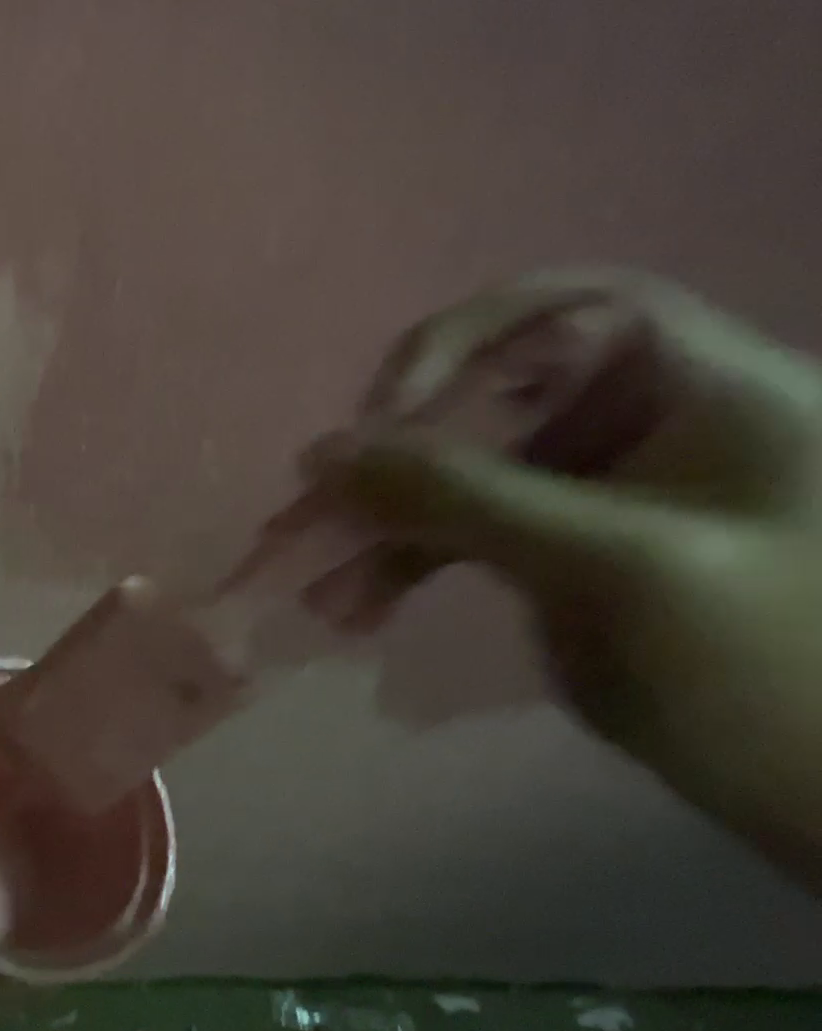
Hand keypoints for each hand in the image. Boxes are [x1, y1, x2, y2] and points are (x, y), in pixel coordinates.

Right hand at [322, 268, 821, 860]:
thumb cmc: (776, 669)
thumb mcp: (612, 567)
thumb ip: (463, 497)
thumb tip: (324, 453)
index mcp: (697, 391)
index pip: (568, 307)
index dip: (464, 338)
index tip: (390, 410)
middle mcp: (640, 428)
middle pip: (487, 403)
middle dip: (390, 461)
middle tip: (311, 519)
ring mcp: (597, 497)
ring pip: (458, 478)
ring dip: (378, 526)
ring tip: (318, 588)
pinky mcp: (564, 556)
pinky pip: (460, 536)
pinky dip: (400, 566)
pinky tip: (355, 609)